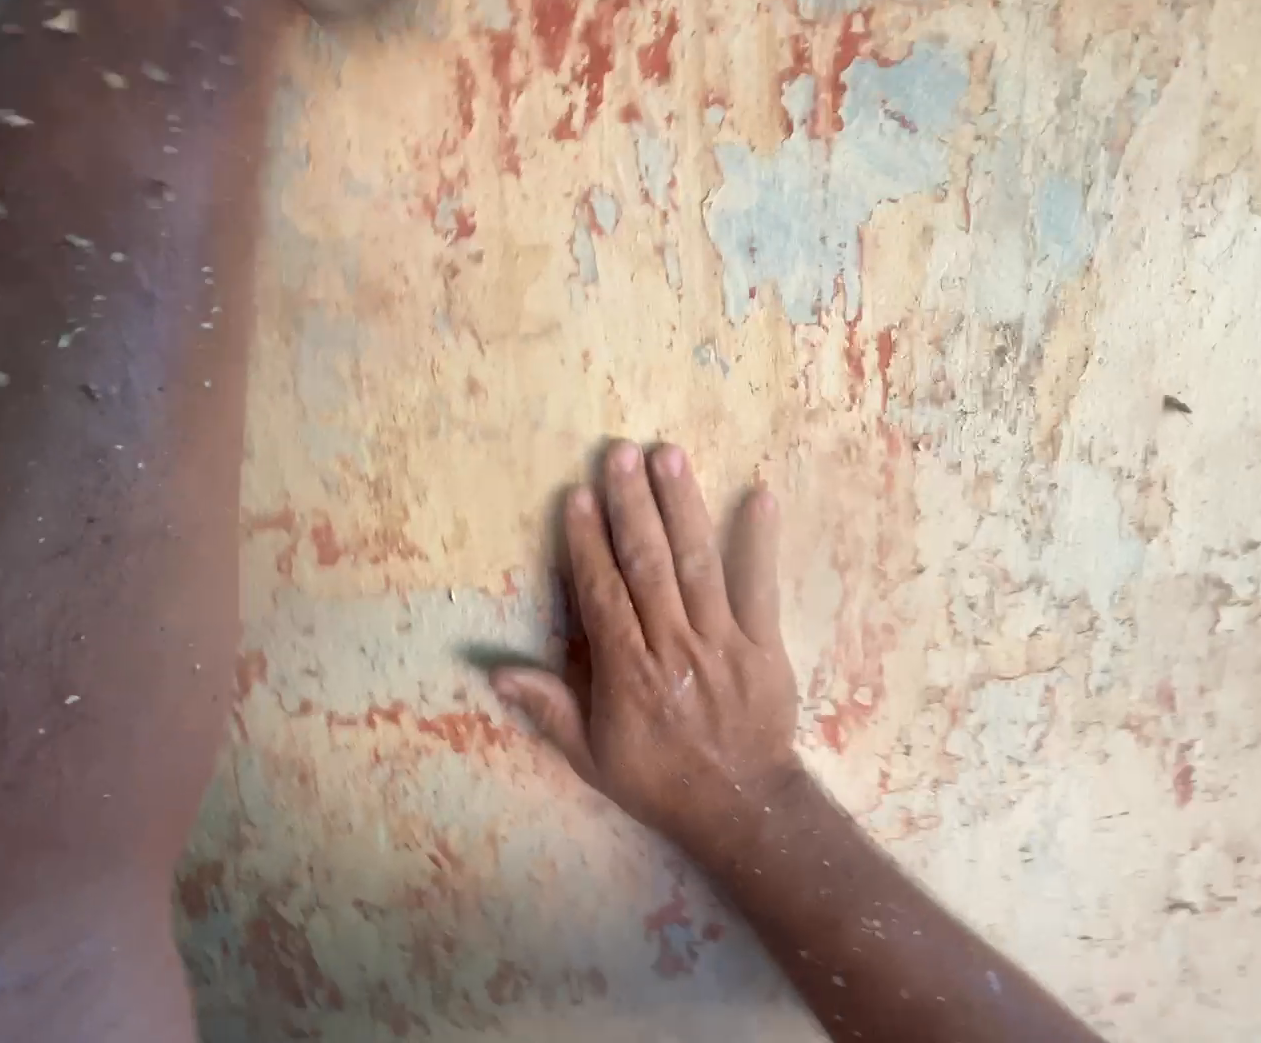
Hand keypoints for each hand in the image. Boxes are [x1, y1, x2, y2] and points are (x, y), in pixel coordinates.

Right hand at [492, 441, 801, 857]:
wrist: (742, 807)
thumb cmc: (659, 780)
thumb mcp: (591, 758)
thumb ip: (548, 709)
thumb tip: (495, 670)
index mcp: (629, 674)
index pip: (603, 595)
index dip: (588, 543)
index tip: (579, 496)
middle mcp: (674, 647)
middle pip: (650, 565)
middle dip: (633, 506)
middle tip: (621, 454)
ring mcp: (724, 642)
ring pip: (699, 564)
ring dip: (683, 507)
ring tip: (670, 456)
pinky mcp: (766, 644)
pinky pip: (762, 588)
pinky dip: (760, 542)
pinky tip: (760, 496)